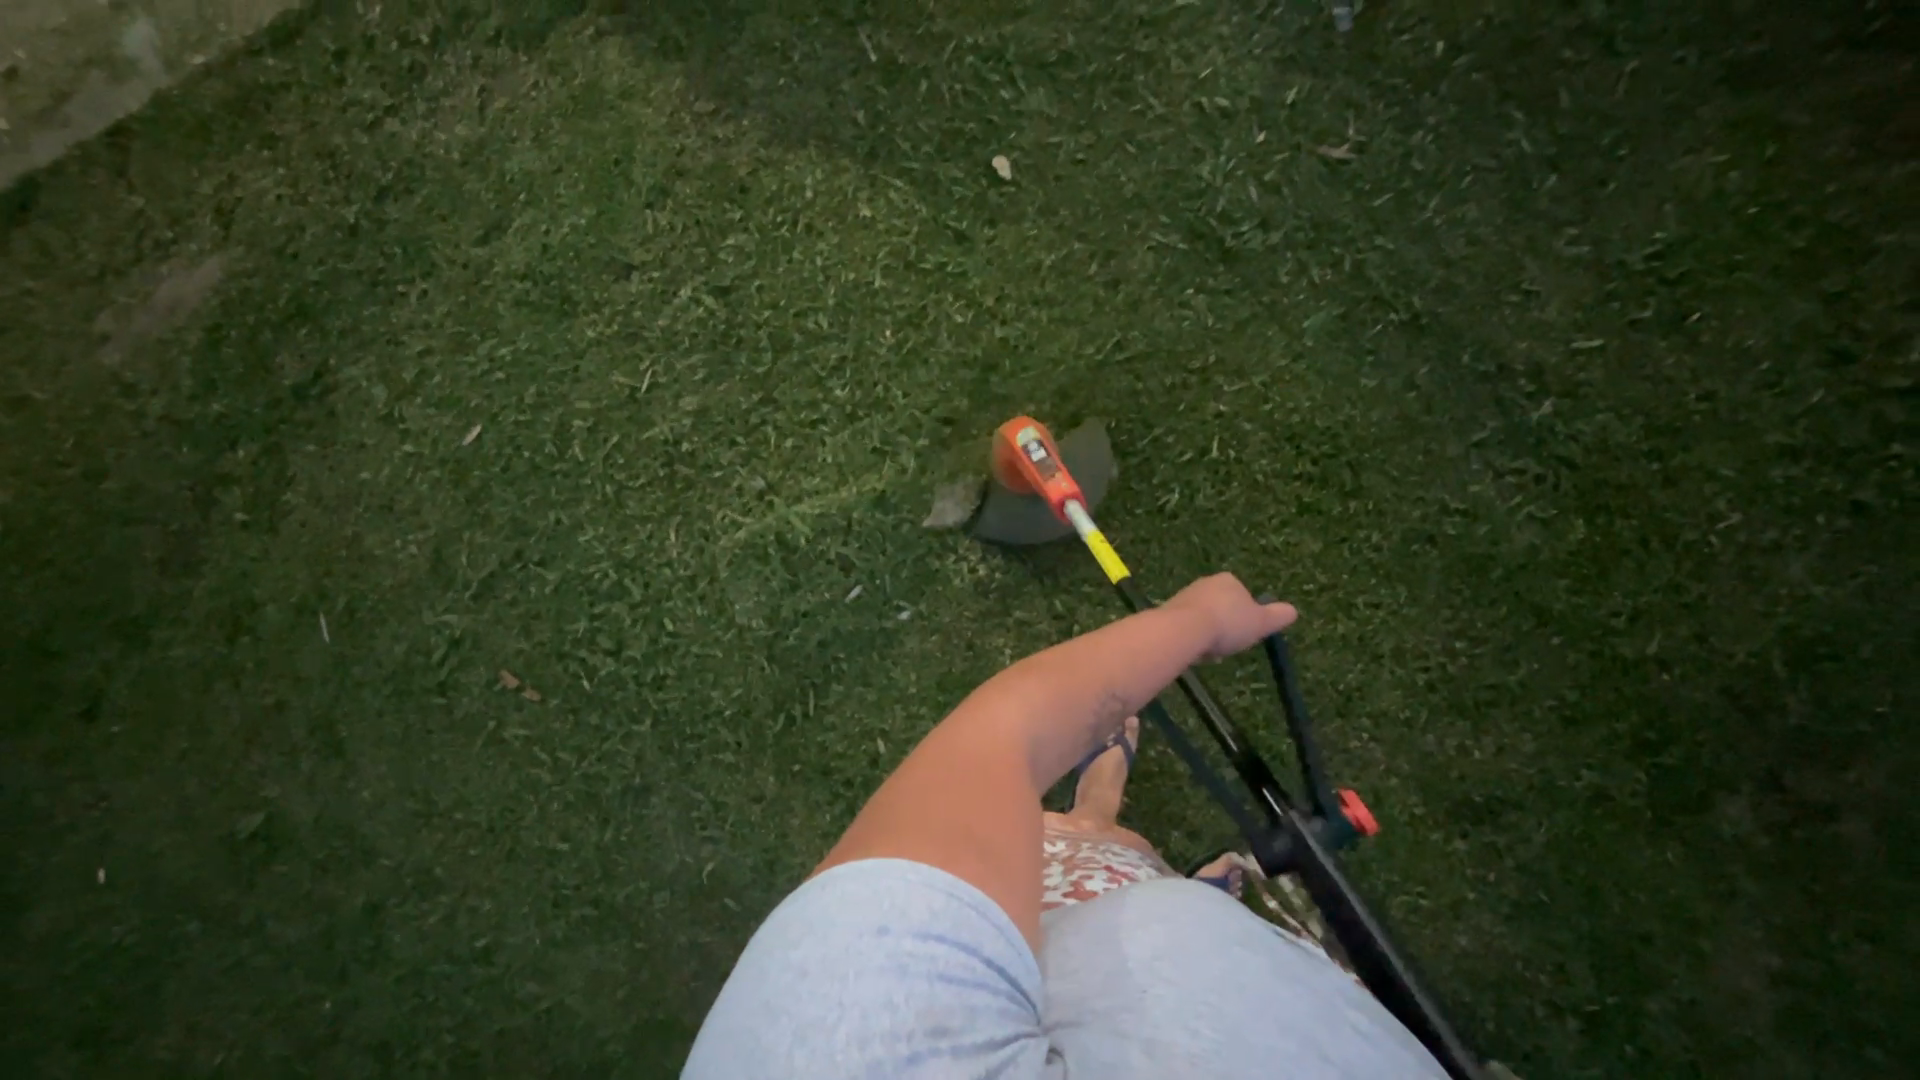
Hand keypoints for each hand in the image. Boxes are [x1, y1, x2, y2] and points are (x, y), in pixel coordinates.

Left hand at [1165, 573, 1297, 658]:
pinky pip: (1187, 628)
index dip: (1246, 618)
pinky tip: (1194, 651)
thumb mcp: (1261, 622)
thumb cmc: (1228, 623)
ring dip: (1209, 635)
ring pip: (1204, 619)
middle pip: (1221, 609)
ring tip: (1211, 652)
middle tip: (1227, 646)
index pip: (1242, 597)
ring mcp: (1184, 596)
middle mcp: (1205, 583)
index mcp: (1228, 580)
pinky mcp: (1168, 611)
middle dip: (1225, 627)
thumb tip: (1292, 611)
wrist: (1185, 629)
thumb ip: (1277, 616)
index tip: (1245, 634)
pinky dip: (1193, 639)